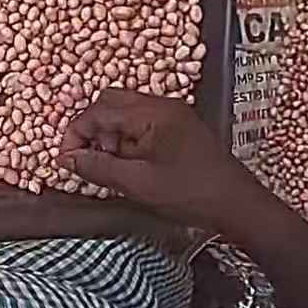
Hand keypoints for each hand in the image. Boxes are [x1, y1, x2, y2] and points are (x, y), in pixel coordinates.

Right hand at [55, 88, 270, 229]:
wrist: (239, 205)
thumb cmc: (190, 193)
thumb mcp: (138, 184)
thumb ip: (98, 168)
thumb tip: (67, 159)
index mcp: (151, 113)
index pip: (98, 112)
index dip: (76, 134)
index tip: (68, 159)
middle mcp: (161, 104)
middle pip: (110, 103)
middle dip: (92, 129)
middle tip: (90, 158)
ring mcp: (172, 114)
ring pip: (124, 111)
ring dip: (109, 134)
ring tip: (112, 165)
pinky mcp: (178, 127)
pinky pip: (141, 121)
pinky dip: (126, 138)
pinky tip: (131, 164)